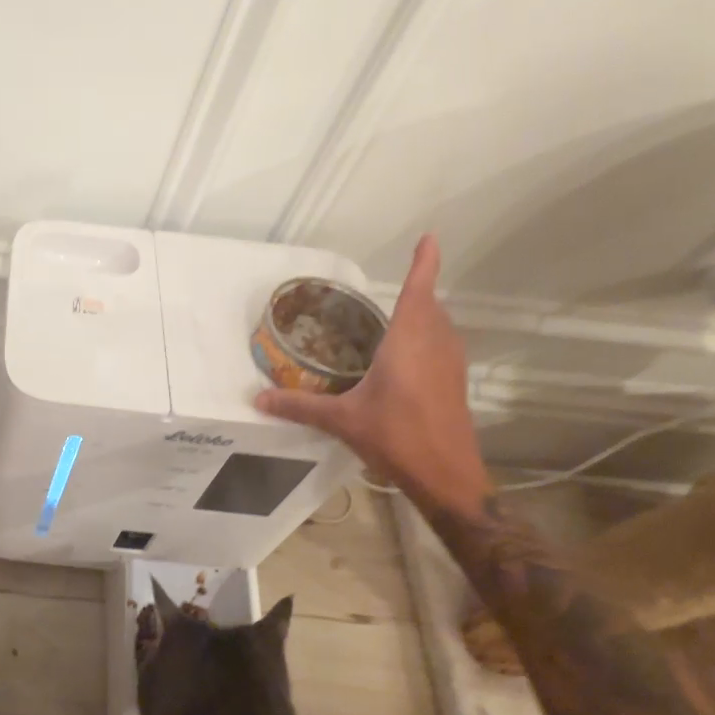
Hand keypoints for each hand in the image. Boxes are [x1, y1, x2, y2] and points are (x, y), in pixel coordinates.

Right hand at [255, 234, 490, 512]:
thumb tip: (259, 400)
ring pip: (440, 326)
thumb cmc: (397, 438)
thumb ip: (300, 407)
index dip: (425, 263)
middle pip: (430, 305)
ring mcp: (450, 364)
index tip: (429, 238)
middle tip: (395, 282)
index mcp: (408, 343)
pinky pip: (443, 345)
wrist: (448, 477)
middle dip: (418, 289)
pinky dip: (428, 336)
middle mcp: (434, 346)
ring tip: (396, 314)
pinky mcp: (455, 383)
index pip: (418, 291)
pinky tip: (405, 356)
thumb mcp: (343, 421)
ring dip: (425, 314)